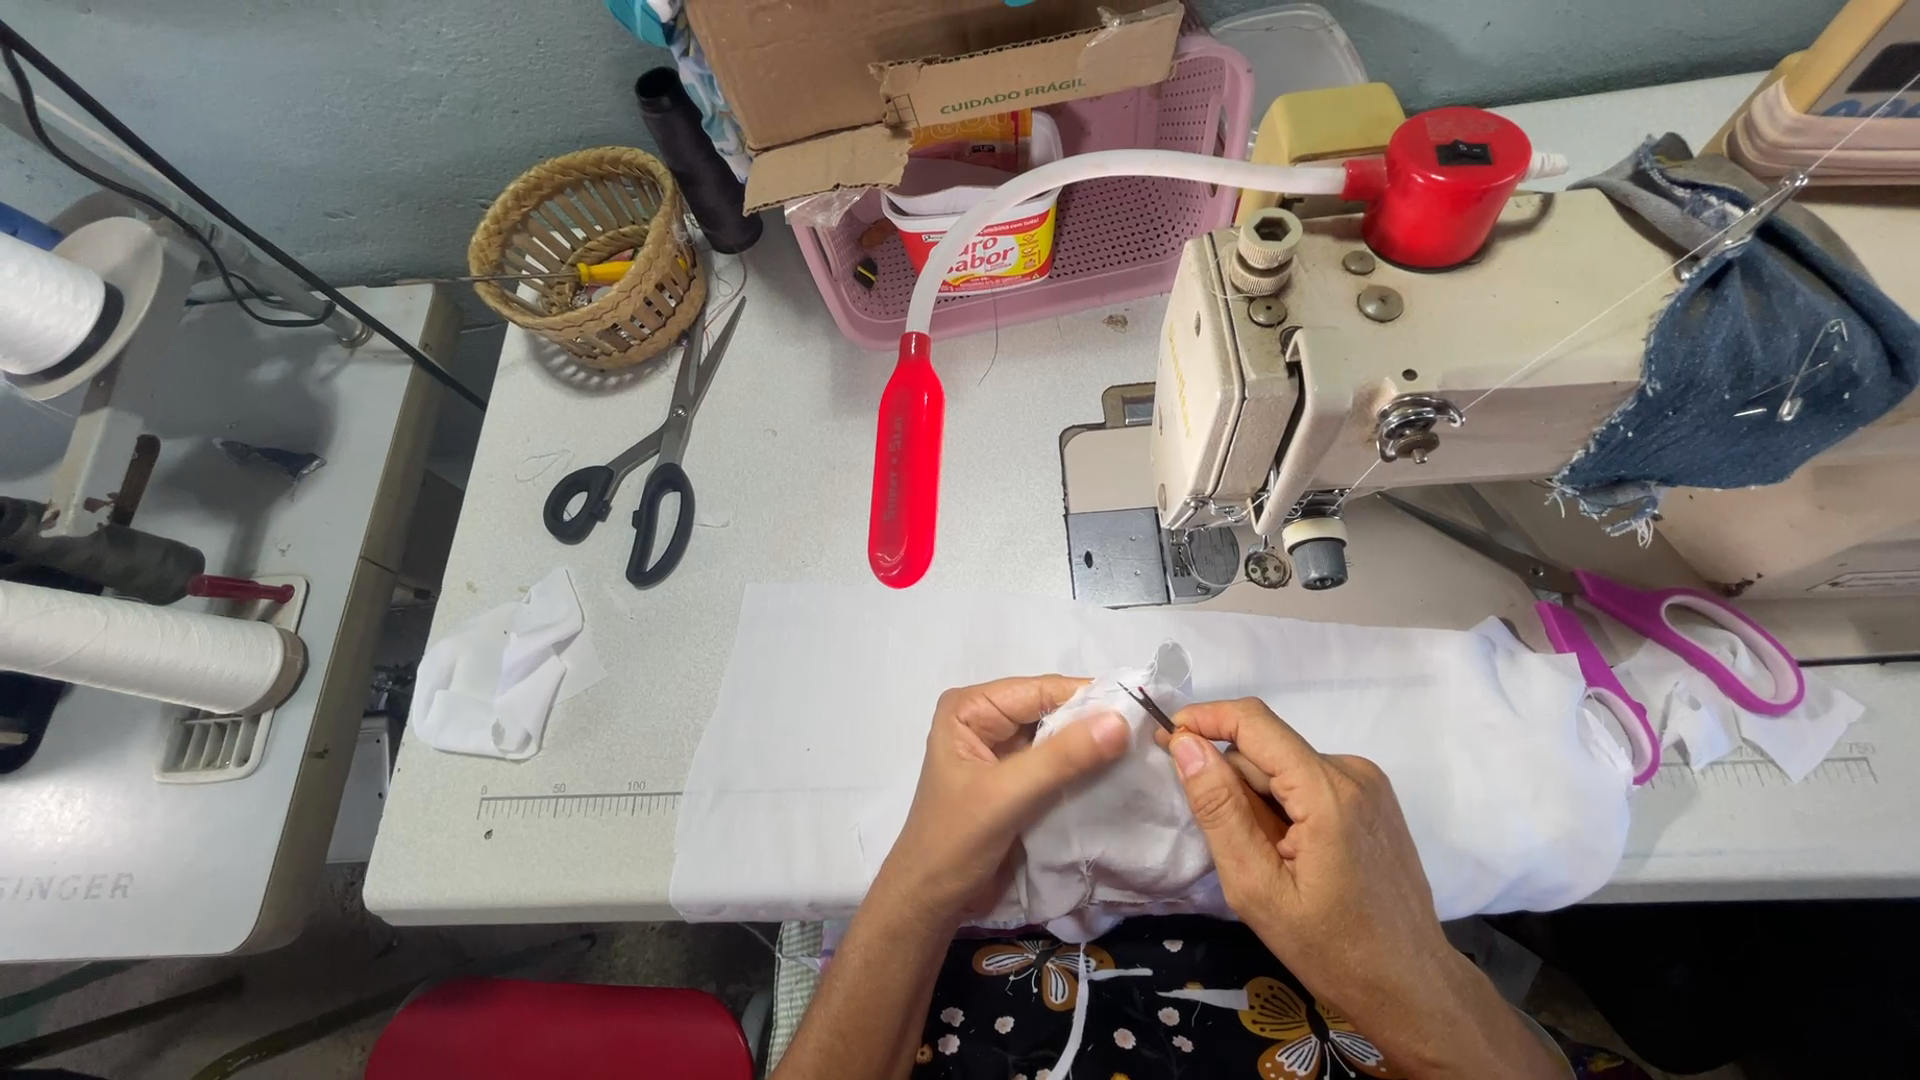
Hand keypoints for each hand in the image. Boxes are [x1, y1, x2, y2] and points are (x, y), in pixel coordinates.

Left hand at [876, 676, 1130, 926]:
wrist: (932, 901)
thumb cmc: (955, 841)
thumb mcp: (1007, 795)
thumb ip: (1062, 757)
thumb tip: (1119, 721)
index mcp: (970, 708)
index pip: (1039, 691)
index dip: (1088, 696)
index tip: (1140, 708)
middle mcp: (986, 720)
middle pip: (1051, 710)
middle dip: (1094, 721)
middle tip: (1147, 731)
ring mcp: (1003, 750)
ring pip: (1059, 736)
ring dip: (1094, 746)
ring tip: (1141, 750)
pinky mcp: (1018, 780)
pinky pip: (1059, 764)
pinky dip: (1085, 769)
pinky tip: (1118, 774)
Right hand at [1162, 700, 1564, 1078]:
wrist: (1412, 988)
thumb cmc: (1330, 948)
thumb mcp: (1255, 887)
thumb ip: (1218, 808)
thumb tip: (1186, 743)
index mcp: (1327, 790)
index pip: (1253, 722)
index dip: (1203, 719)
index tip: (1165, 739)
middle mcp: (1352, 770)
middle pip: (1264, 749)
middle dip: (1231, 782)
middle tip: (1232, 845)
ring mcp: (1367, 782)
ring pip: (1282, 765)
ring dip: (1258, 799)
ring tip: (1271, 859)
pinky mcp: (1371, 796)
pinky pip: (1305, 779)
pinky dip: (1283, 804)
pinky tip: (1293, 853)